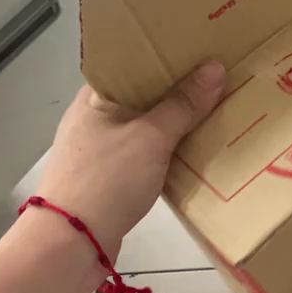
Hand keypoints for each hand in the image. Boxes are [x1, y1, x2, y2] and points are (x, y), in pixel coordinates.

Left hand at [31, 61, 224, 258]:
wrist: (71, 244)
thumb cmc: (106, 180)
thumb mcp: (151, 138)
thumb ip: (183, 104)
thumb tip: (215, 67)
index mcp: (95, 95)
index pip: (132, 62)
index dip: (166, 54)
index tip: (201, 49)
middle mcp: (94, 117)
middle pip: (143, 95)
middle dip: (178, 90)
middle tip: (220, 77)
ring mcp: (100, 149)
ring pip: (146, 127)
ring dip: (176, 124)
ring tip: (217, 110)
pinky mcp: (110, 178)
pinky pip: (146, 155)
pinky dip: (168, 152)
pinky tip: (196, 152)